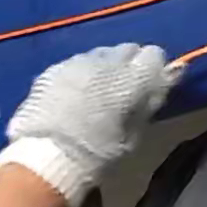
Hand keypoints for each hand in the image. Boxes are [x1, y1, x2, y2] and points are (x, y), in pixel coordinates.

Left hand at [0, 44, 180, 206]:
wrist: (48, 157)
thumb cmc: (98, 154)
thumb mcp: (132, 135)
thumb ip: (147, 104)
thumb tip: (158, 86)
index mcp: (132, 77)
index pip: (154, 55)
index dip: (153, 69)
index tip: (149, 84)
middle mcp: (108, 60)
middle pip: (127, 49)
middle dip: (128, 65)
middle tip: (123, 89)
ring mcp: (80, 60)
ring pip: (101, 53)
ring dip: (104, 68)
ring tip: (96, 93)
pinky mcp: (57, 66)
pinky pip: (77, 63)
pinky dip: (81, 74)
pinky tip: (74, 95)